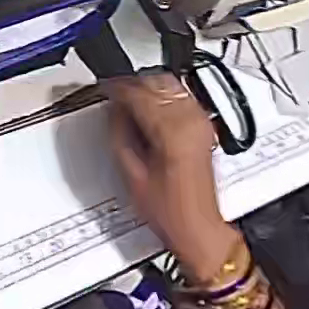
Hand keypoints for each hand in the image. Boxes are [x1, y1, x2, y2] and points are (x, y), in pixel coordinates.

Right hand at [105, 73, 242, 283]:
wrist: (198, 227)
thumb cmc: (170, 210)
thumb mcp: (132, 173)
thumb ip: (119, 134)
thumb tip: (113, 109)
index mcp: (171, 131)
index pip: (138, 93)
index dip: (117, 87)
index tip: (105, 86)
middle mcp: (190, 119)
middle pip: (155, 81)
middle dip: (132, 83)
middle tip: (114, 91)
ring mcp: (199, 119)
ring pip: (169, 83)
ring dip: (147, 85)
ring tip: (129, 97)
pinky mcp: (203, 123)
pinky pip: (180, 94)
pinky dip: (162, 93)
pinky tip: (149, 105)